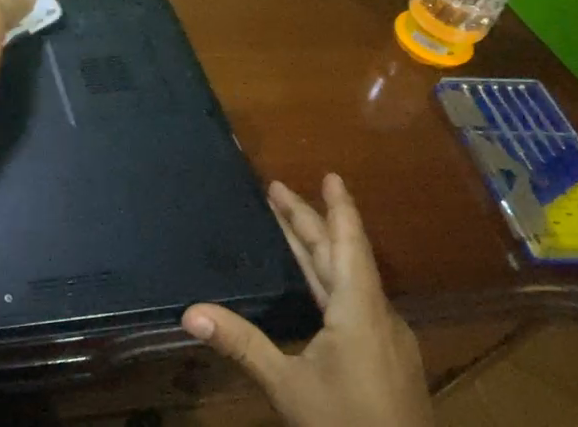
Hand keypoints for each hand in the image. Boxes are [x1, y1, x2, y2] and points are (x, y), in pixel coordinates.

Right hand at [183, 175, 431, 426]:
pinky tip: (319, 286)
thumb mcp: (288, 386)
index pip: (349, 246)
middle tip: (277, 191)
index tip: (331, 175)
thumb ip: (242, 344)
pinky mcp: (388, 360)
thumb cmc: (347, 424)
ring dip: (322, 249)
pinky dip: (332, 278)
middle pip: (344, 257)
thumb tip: (189, 312)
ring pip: (352, 280)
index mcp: (359, 312)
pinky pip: (358, 301)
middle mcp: (378, 317)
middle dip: (311, 222)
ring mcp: (387, 340)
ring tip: (291, 227)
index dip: (339, 209)